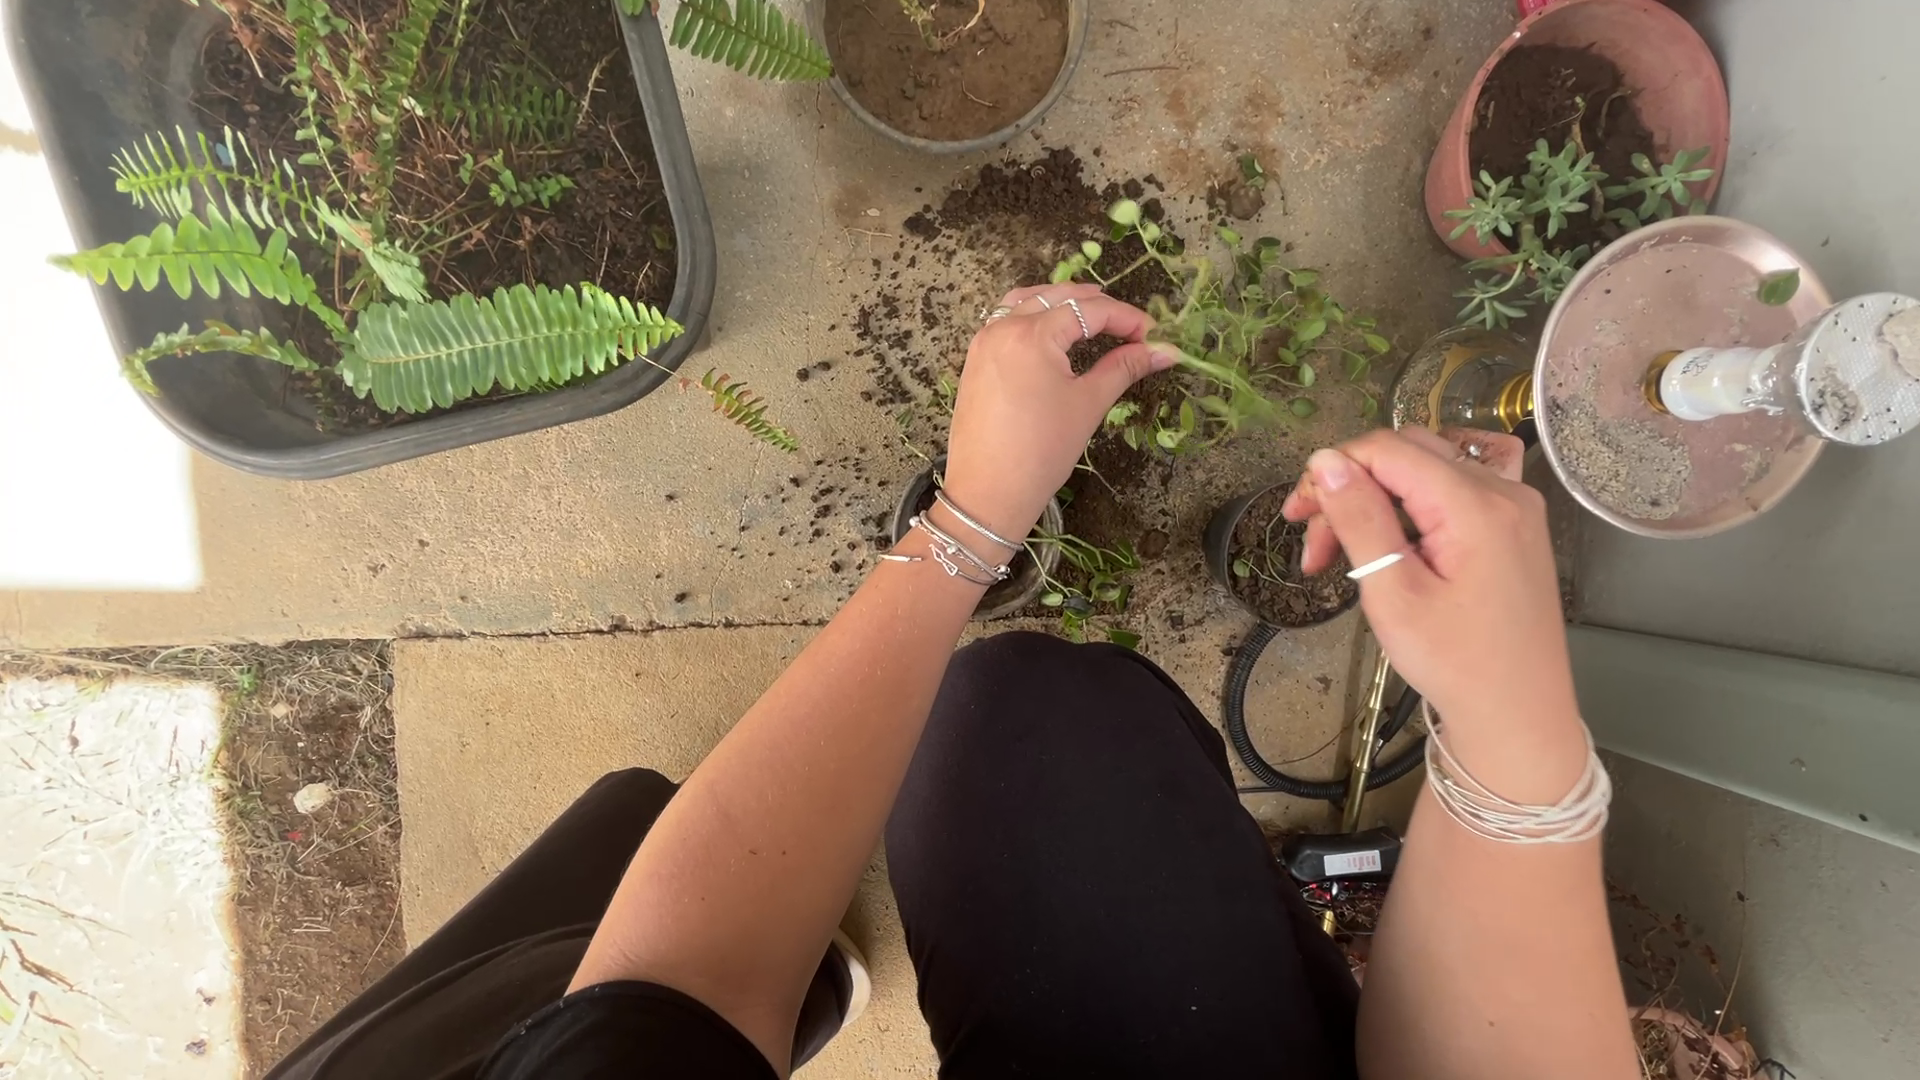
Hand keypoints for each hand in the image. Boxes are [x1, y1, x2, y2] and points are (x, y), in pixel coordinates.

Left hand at [940, 284, 1178, 540]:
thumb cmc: (1042, 451)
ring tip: (1091, 320)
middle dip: (1097, 306)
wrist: (988, 493)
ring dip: (1060, 304)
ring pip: (1026, 302)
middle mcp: (1002, 328)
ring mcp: (983, 343)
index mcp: (1031, 334)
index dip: (1126, 318)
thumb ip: (1124, 368)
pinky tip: (1050, 336)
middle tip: (1128, 328)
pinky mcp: (974, 362)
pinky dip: (1032, 318)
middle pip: (1057, 297)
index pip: (1089, 310)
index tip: (1152, 336)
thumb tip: (1165, 351)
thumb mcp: (1087, 404)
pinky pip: (1005, 322)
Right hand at [1281, 428, 1577, 728]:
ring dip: (1373, 495)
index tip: (1296, 516)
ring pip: (1424, 467)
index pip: (1387, 449)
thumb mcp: (1393, 592)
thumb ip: (1360, 519)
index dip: (1332, 470)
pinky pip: (1454, 481)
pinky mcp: (1510, 524)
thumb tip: (1325, 460)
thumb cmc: (1451, 660)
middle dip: (1347, 483)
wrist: (1516, 711)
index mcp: (1475, 505)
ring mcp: (1512, 505)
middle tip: (1312, 539)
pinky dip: (1412, 493)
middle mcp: (1502, 490)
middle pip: (1404, 452)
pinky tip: (1396, 514)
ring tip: (1340, 549)